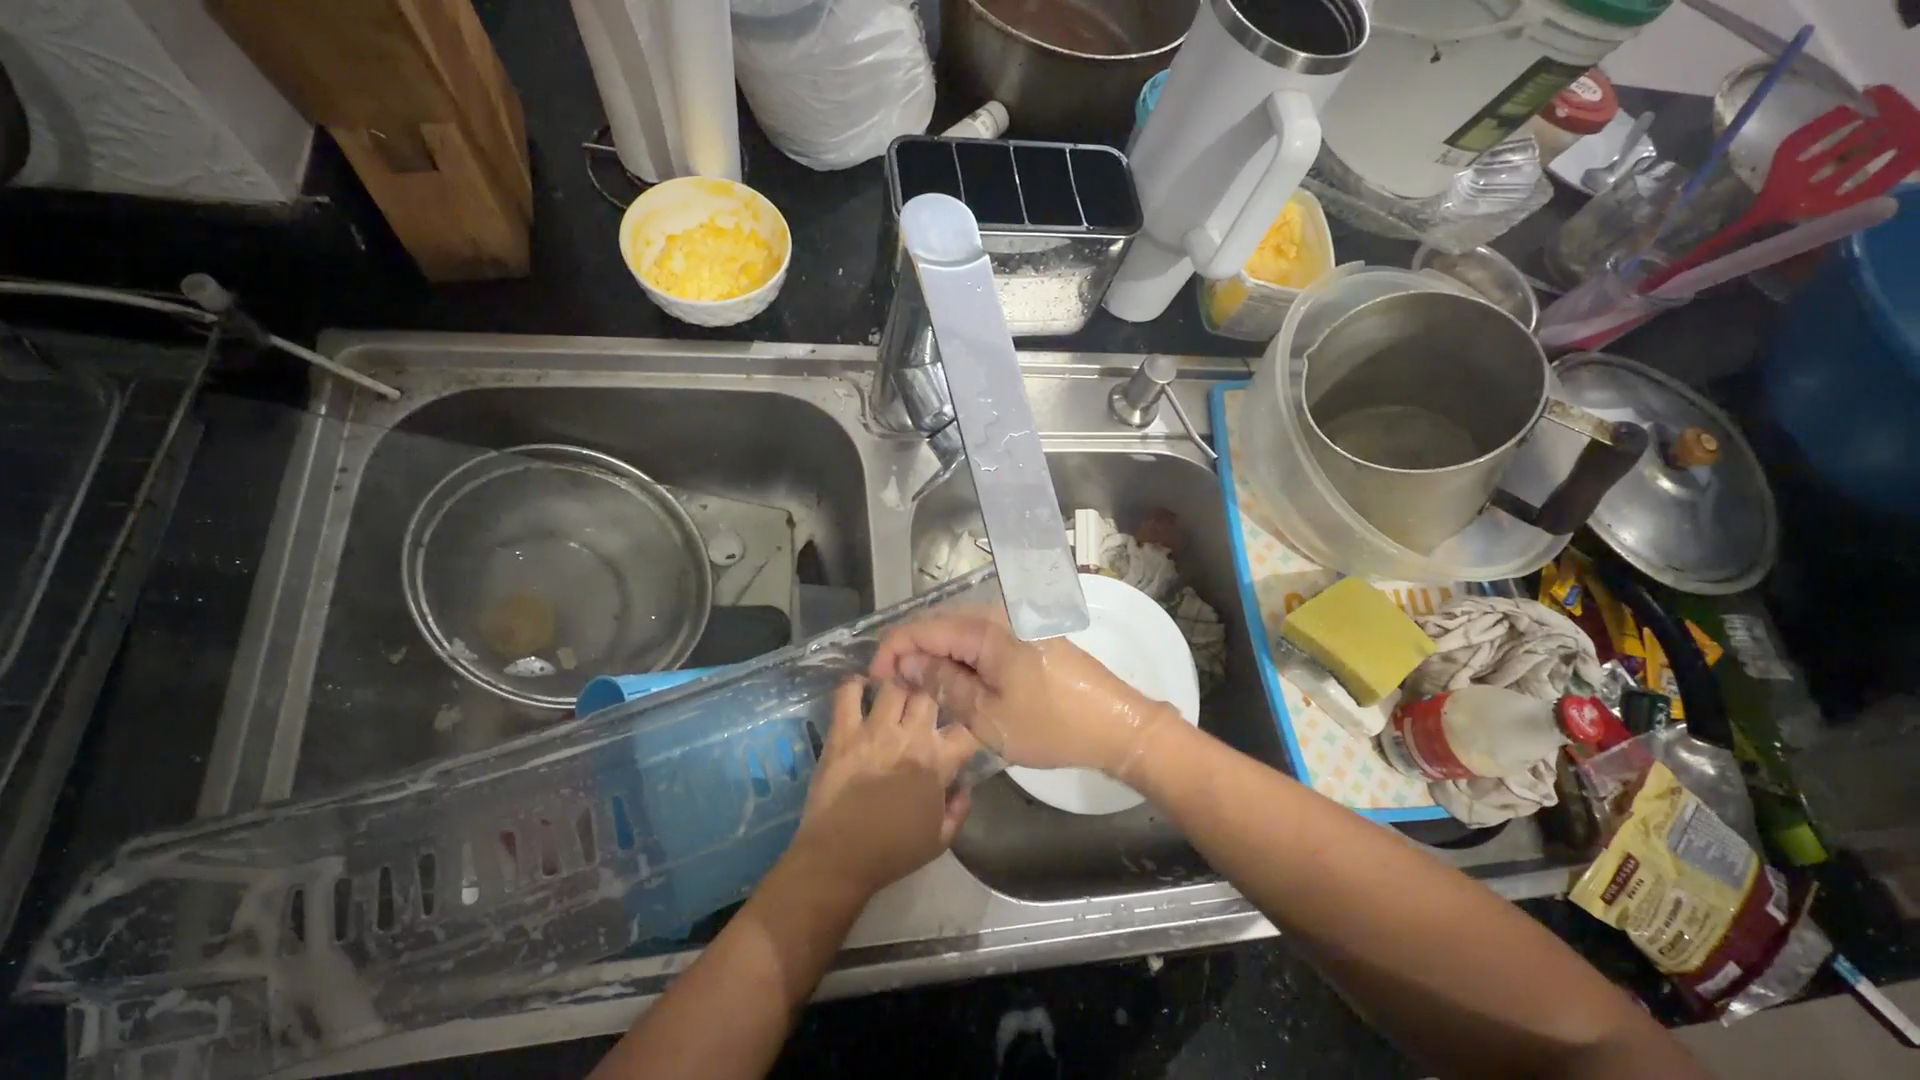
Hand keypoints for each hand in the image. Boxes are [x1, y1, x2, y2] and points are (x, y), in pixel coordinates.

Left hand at [784, 679, 980, 901]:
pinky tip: (860, 689)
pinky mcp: (843, 732)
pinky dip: (854, 684)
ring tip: (894, 692)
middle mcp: (910, 737)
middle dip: (931, 692)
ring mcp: (874, 730)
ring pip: (895, 685)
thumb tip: (965, 786)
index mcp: (938, 762)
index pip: (969, 727)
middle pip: (931, 692)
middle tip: (924, 700)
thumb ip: (960, 809)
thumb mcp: (941, 840)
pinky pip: (847, 692)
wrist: (839, 858)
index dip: (971, 721)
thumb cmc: (893, 852)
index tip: (963, 724)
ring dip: (897, 686)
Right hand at [869, 610, 1181, 780]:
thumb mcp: (987, 716)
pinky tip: (956, 686)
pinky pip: (984, 644)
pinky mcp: (1031, 640)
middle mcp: (1000, 617)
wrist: (1117, 727)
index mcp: (986, 629)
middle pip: (940, 627)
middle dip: (912, 654)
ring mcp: (1018, 626)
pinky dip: (963, 662)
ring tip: (921, 692)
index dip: (892, 650)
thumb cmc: (1051, 725)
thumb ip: (944, 685)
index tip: (875, 678)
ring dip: (938, 660)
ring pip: (962, 636)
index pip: (922, 627)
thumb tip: (909, 664)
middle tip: (894, 689)